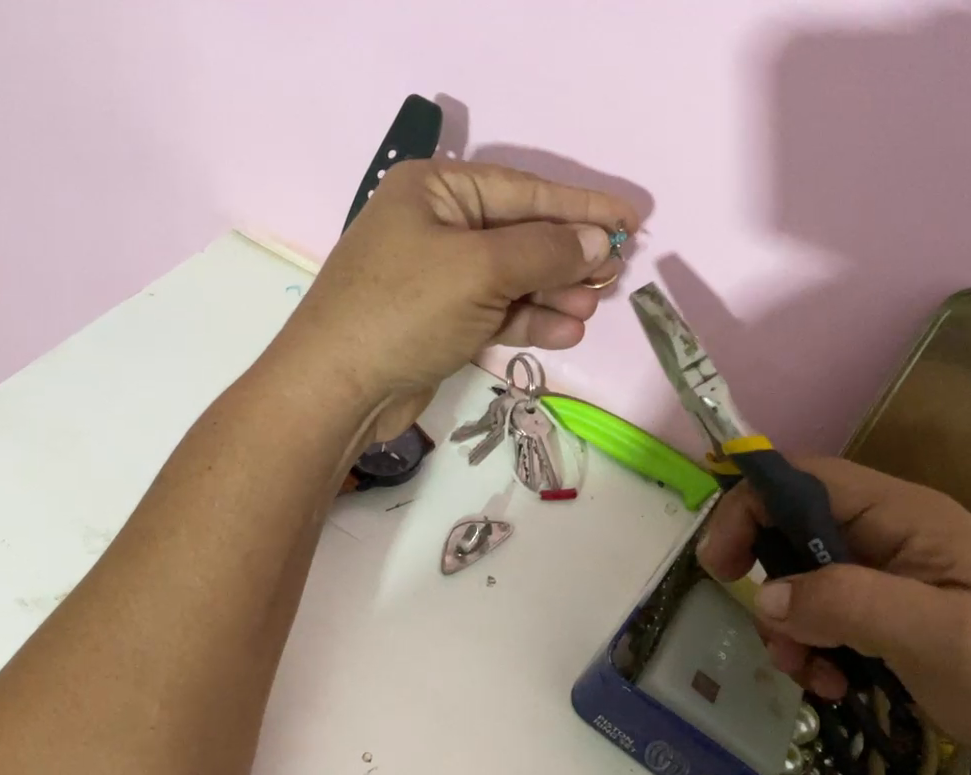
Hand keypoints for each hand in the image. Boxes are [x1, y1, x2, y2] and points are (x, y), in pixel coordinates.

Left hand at [276, 160, 638, 428]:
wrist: (337, 389)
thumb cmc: (404, 311)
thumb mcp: (480, 270)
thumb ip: (545, 252)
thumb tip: (599, 244)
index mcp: (436, 189)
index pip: (524, 191)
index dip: (582, 207)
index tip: (633, 220)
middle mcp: (435, 225)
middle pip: (520, 234)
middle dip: (568, 256)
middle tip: (616, 275)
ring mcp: (435, 278)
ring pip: (512, 278)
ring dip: (554, 294)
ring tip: (593, 309)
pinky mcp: (438, 323)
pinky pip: (495, 313)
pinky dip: (529, 321)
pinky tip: (567, 332)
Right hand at [696, 458, 970, 764]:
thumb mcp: (937, 635)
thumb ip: (847, 604)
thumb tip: (764, 594)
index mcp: (902, 515)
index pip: (800, 480)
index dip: (748, 509)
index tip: (722, 567)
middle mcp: (887, 536)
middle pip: (790, 533)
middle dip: (768, 586)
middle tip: (774, 640)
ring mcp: (887, 577)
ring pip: (800, 583)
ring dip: (788, 629)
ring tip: (810, 676)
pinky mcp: (887, 616)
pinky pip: (822, 618)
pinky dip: (812, 651)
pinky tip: (834, 686)